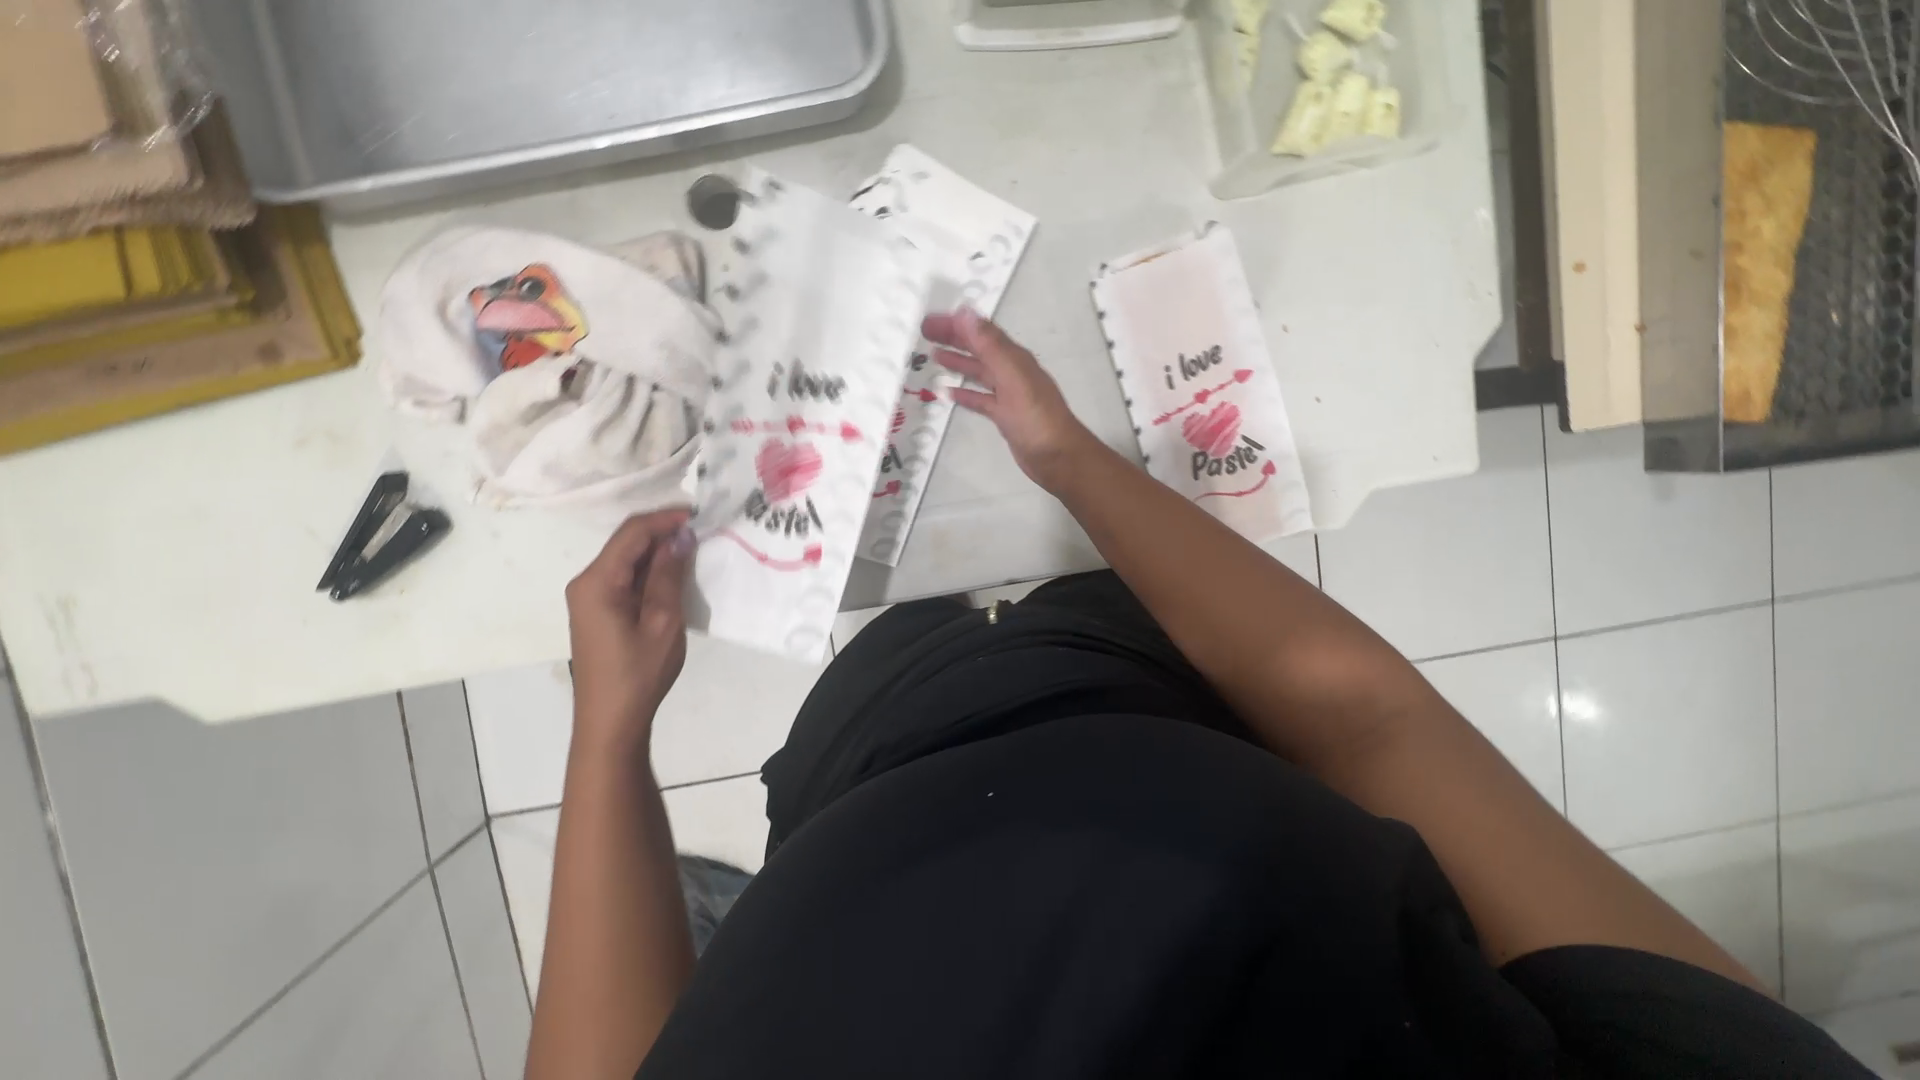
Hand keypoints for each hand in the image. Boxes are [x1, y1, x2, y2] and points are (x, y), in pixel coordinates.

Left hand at [565, 509, 696, 756]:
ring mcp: (588, 597)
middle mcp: (585, 582)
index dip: (665, 519)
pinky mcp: (597, 610)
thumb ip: (668, 575)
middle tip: (701, 531)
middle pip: (625, 542)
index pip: (631, 533)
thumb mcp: (663, 621)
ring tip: (693, 550)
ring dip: (657, 552)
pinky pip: (623, 577)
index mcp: (597, 581)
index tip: (699, 516)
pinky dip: (648, 571)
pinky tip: (672, 575)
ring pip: (626, 559)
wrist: (611, 720)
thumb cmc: (639, 673)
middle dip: (662, 533)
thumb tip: (680, 537)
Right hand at [923, 310, 1101, 491]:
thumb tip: (966, 313)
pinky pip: (981, 399)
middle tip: (925, 333)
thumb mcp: (1012, 378)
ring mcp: (1008, 394)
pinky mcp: (1005, 415)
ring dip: (959, 362)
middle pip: (979, 349)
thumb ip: (990, 346)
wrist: (1057, 457)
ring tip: (935, 356)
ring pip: (979, 372)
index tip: (929, 321)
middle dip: (954, 338)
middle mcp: (1011, 372)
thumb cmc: (1036, 418)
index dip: (956, 324)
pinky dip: (966, 394)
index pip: (981, 332)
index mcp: (1014, 359)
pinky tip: (950, 393)